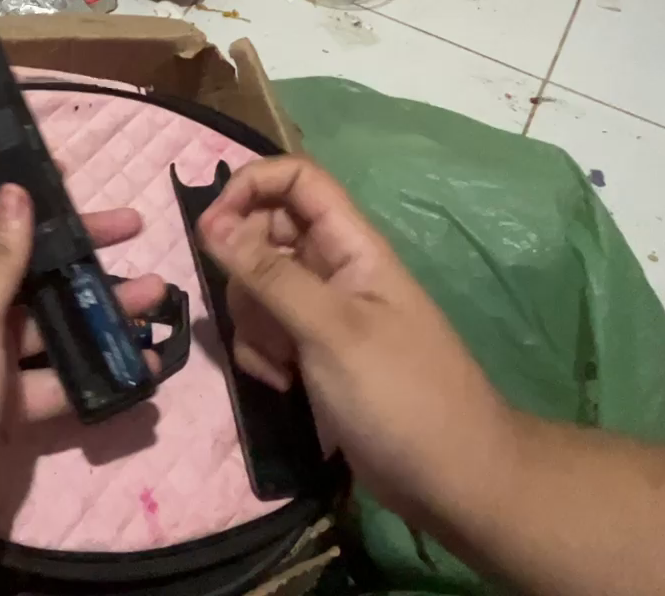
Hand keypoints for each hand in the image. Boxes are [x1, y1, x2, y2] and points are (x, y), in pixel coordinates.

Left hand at [0, 181, 164, 587]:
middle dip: (76, 245)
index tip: (56, 167)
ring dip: (100, 308)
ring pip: (51, 321)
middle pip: (26, 264)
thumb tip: (14, 191)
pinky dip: (96, 372)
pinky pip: (59, 380)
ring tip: (157, 295)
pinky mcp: (10, 408)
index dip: (7, 183)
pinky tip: (145, 367)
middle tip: (132, 224)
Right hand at [196, 156, 520, 524]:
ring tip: (281, 361)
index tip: (213, 225)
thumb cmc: (404, 396)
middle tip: (252, 307)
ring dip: (251, 320)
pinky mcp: (306, 348)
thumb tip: (210, 223)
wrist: (455, 486)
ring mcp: (316, 309)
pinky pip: (260, 327)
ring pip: (254, 283)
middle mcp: (330, 266)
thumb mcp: (332, 329)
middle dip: (243, 269)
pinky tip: (282, 382)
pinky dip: (258, 351)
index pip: (296, 179)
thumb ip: (269, 273)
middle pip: (262, 230)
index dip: (251, 186)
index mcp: (350, 244)